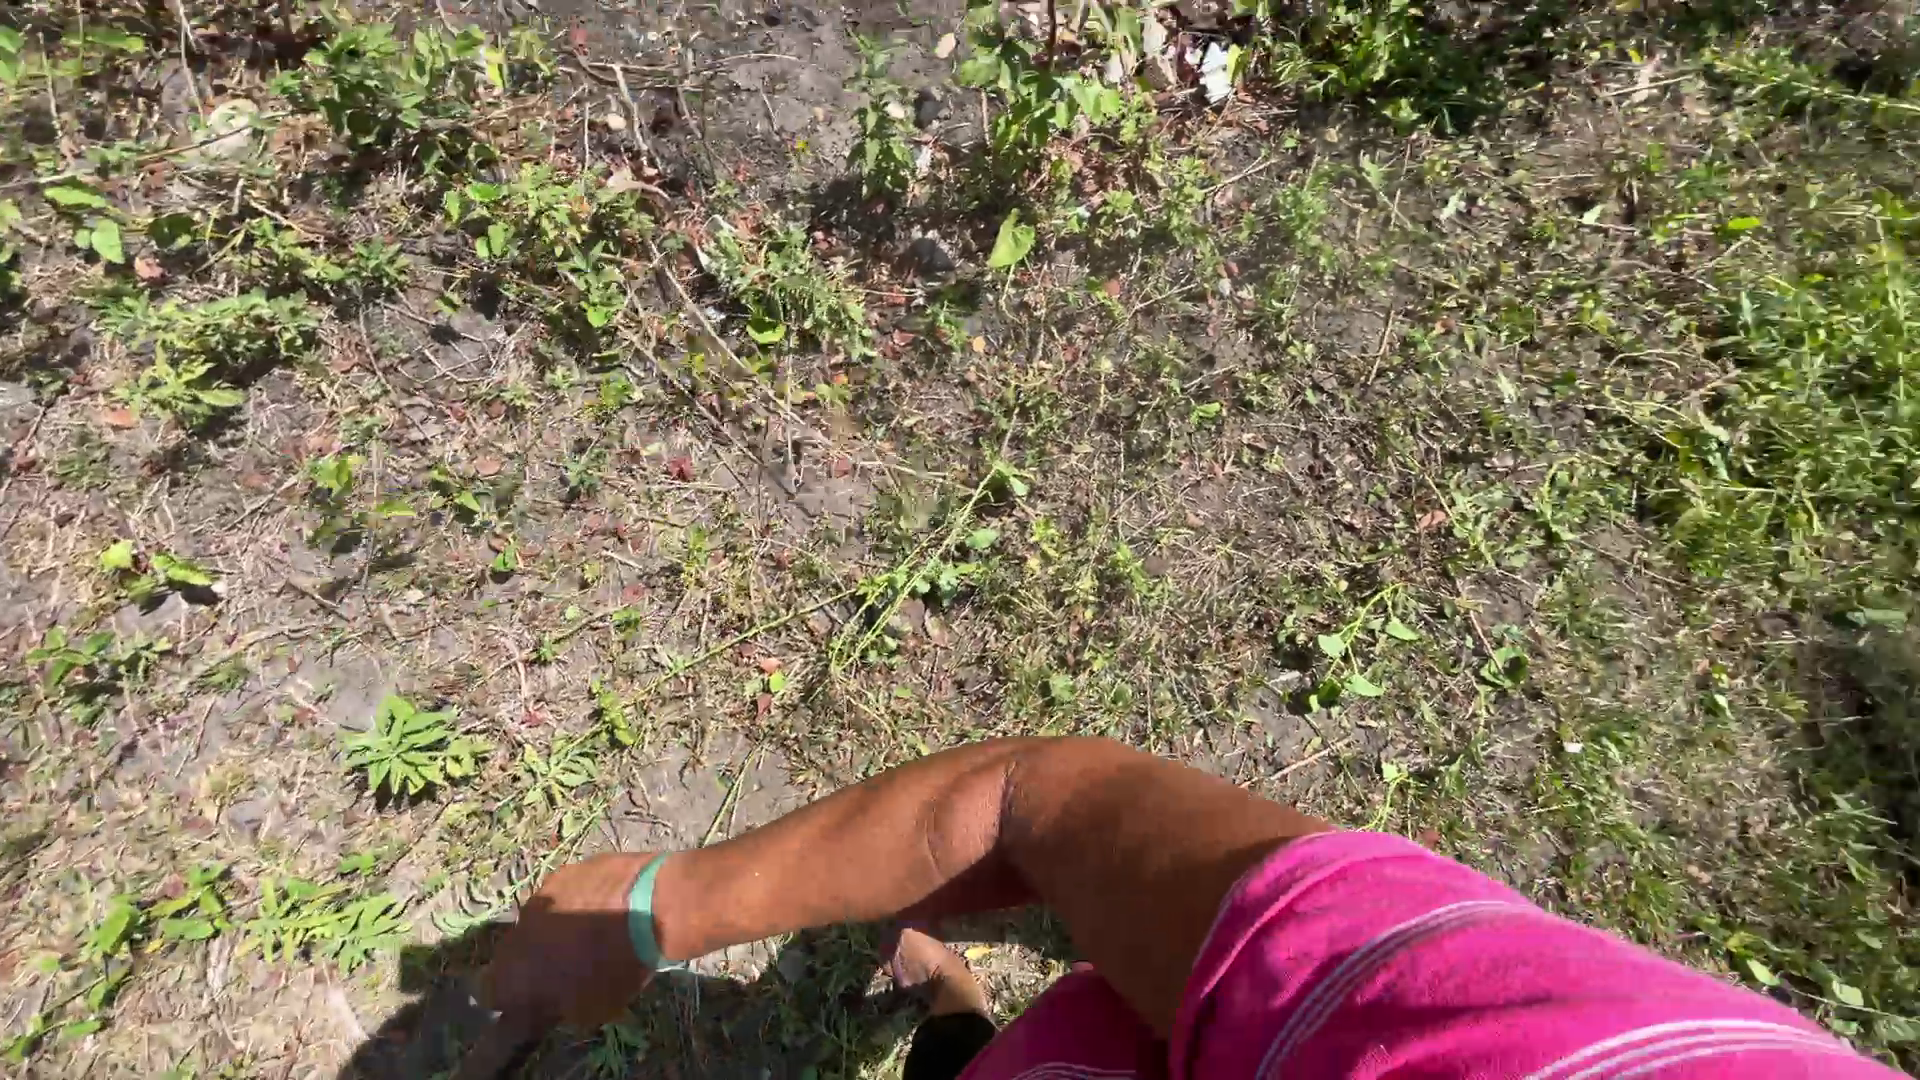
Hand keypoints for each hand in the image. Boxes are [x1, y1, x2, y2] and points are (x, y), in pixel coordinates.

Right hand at [481, 852, 655, 1030]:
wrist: (655, 904)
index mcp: (514, 968)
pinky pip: (574, 887)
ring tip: (595, 927)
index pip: (494, 990)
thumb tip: (554, 997)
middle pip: (519, 945)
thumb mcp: (586, 1009)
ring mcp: (550, 888)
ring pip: (546, 912)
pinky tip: (612, 902)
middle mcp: (521, 925)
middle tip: (569, 960)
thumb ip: (557, 1004)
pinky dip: (586, 895)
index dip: (516, 994)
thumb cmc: (619, 965)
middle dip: (538, 953)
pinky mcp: (578, 864)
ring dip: (562, 920)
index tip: (537, 995)